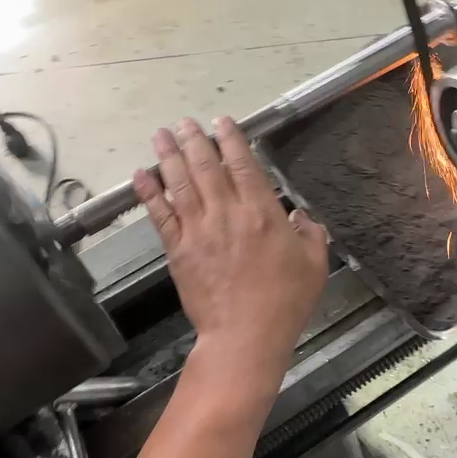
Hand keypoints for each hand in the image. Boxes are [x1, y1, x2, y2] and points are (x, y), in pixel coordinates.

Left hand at [133, 117, 329, 376]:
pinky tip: (141, 176)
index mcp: (262, 212)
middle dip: (194, 139)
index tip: (221, 122)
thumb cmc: (285, 302)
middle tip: (185, 123)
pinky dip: (149, 193)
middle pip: (205, 166)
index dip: (230, 139)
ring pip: (179, 183)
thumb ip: (311, 235)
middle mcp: (227, 213)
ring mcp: (198, 231)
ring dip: (168, 156)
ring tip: (161, 135)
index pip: (242, 163)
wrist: (245, 335)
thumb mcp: (315, 265)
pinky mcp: (178, 251)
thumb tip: (301, 217)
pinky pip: (160, 215)